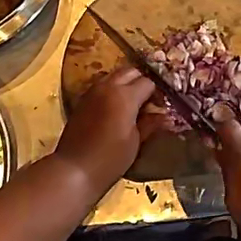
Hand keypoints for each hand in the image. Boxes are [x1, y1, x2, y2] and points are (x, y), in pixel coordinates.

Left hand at [54, 67, 165, 185]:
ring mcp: (92, 92)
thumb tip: (165, 116)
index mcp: (125, 96)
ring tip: (131, 104)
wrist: (74, 168)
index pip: (148, 83)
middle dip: (141, 82)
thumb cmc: (110, 158)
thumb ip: (150, 123)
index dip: (156, 94)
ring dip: (125, 84)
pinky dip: (111, 90)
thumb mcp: (135, 141)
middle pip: (130, 72)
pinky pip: (101, 86)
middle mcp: (108, 87)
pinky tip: (114, 109)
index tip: (160, 108)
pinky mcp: (82, 100)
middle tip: (147, 102)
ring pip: (114, 75)